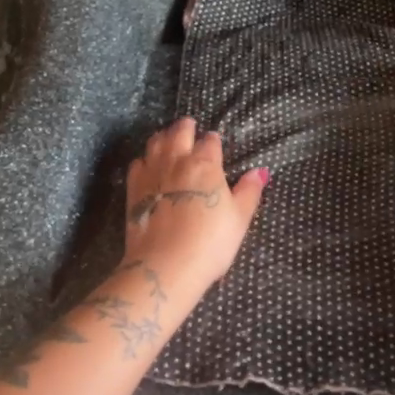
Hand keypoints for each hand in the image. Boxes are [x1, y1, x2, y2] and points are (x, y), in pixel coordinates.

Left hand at [124, 117, 267, 295]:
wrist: (166, 266)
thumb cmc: (210, 243)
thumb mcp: (239, 219)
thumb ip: (249, 191)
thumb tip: (260, 171)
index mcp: (205, 163)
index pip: (210, 141)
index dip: (213, 141)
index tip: (214, 145)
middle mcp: (177, 160)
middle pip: (179, 131)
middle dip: (186, 127)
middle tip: (190, 127)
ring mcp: (152, 172)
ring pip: (156, 142)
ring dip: (164, 137)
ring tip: (169, 140)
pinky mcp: (133, 188)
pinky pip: (137, 163)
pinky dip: (144, 160)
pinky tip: (149, 167)